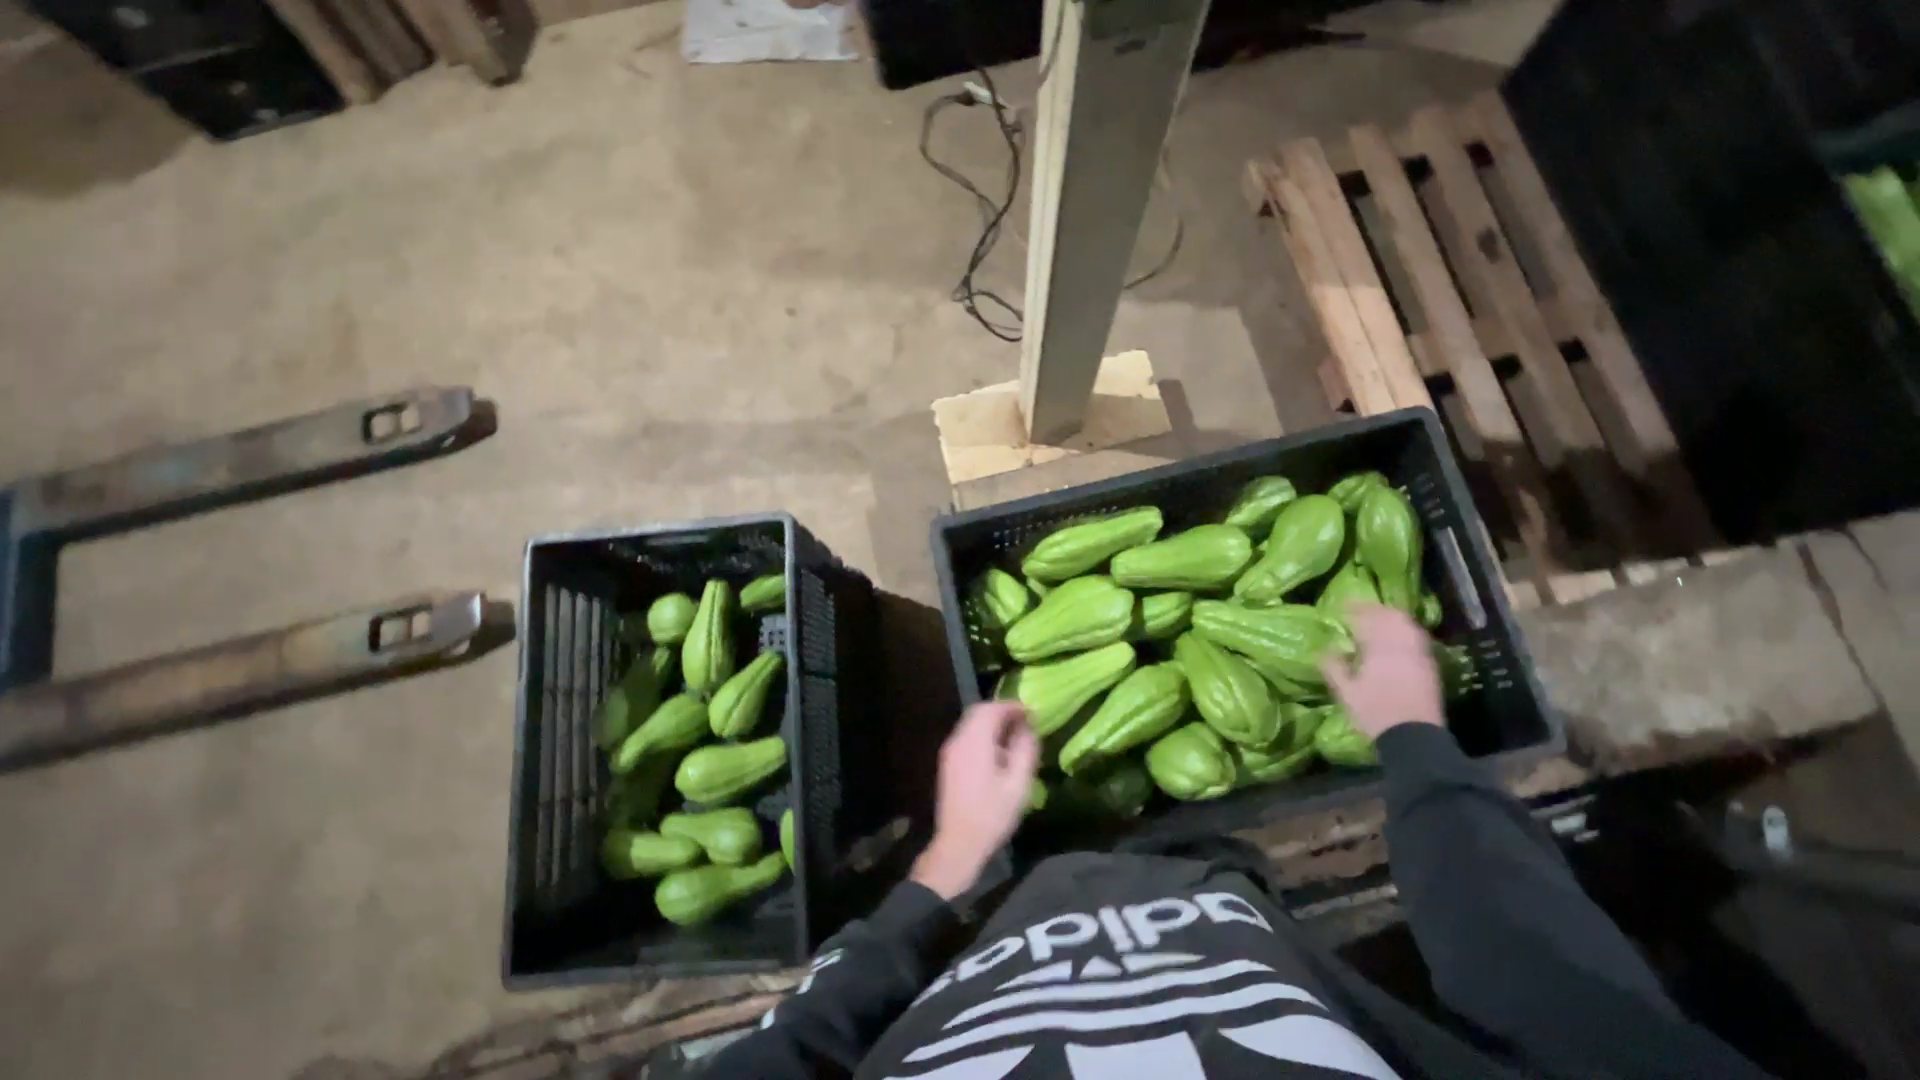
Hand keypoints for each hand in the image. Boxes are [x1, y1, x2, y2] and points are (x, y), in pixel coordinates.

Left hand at [911, 702, 1038, 900]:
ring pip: (970, 725)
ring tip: (1015, 735)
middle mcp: (957, 741)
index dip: (1012, 706)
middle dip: (1001, 712)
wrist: (959, 843)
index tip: (1031, 712)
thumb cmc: (991, 815)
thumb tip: (1028, 728)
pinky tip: (999, 752)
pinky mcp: (948, 764)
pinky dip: (983, 735)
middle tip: (1024, 720)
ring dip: (992, 723)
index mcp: (974, 742)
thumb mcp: (1017, 784)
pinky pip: (966, 738)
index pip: (990, 709)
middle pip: (978, 713)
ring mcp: (950, 753)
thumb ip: (1024, 750)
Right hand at [1322, 605, 1443, 738]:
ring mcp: (1420, 654)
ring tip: (1378, 621)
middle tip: (1361, 610)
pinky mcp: (1430, 666)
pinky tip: (1396, 640)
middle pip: (1391, 616)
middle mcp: (1403, 644)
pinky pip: (1416, 638)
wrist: (1414, 737)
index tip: (1342, 606)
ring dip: (1392, 618)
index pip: (1367, 618)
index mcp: (1380, 646)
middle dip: (1375, 610)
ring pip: (1407, 625)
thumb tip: (1326, 649)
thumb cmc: (1375, 712)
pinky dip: (1404, 632)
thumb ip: (1334, 666)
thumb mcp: (1345, 692)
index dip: (1354, 609)